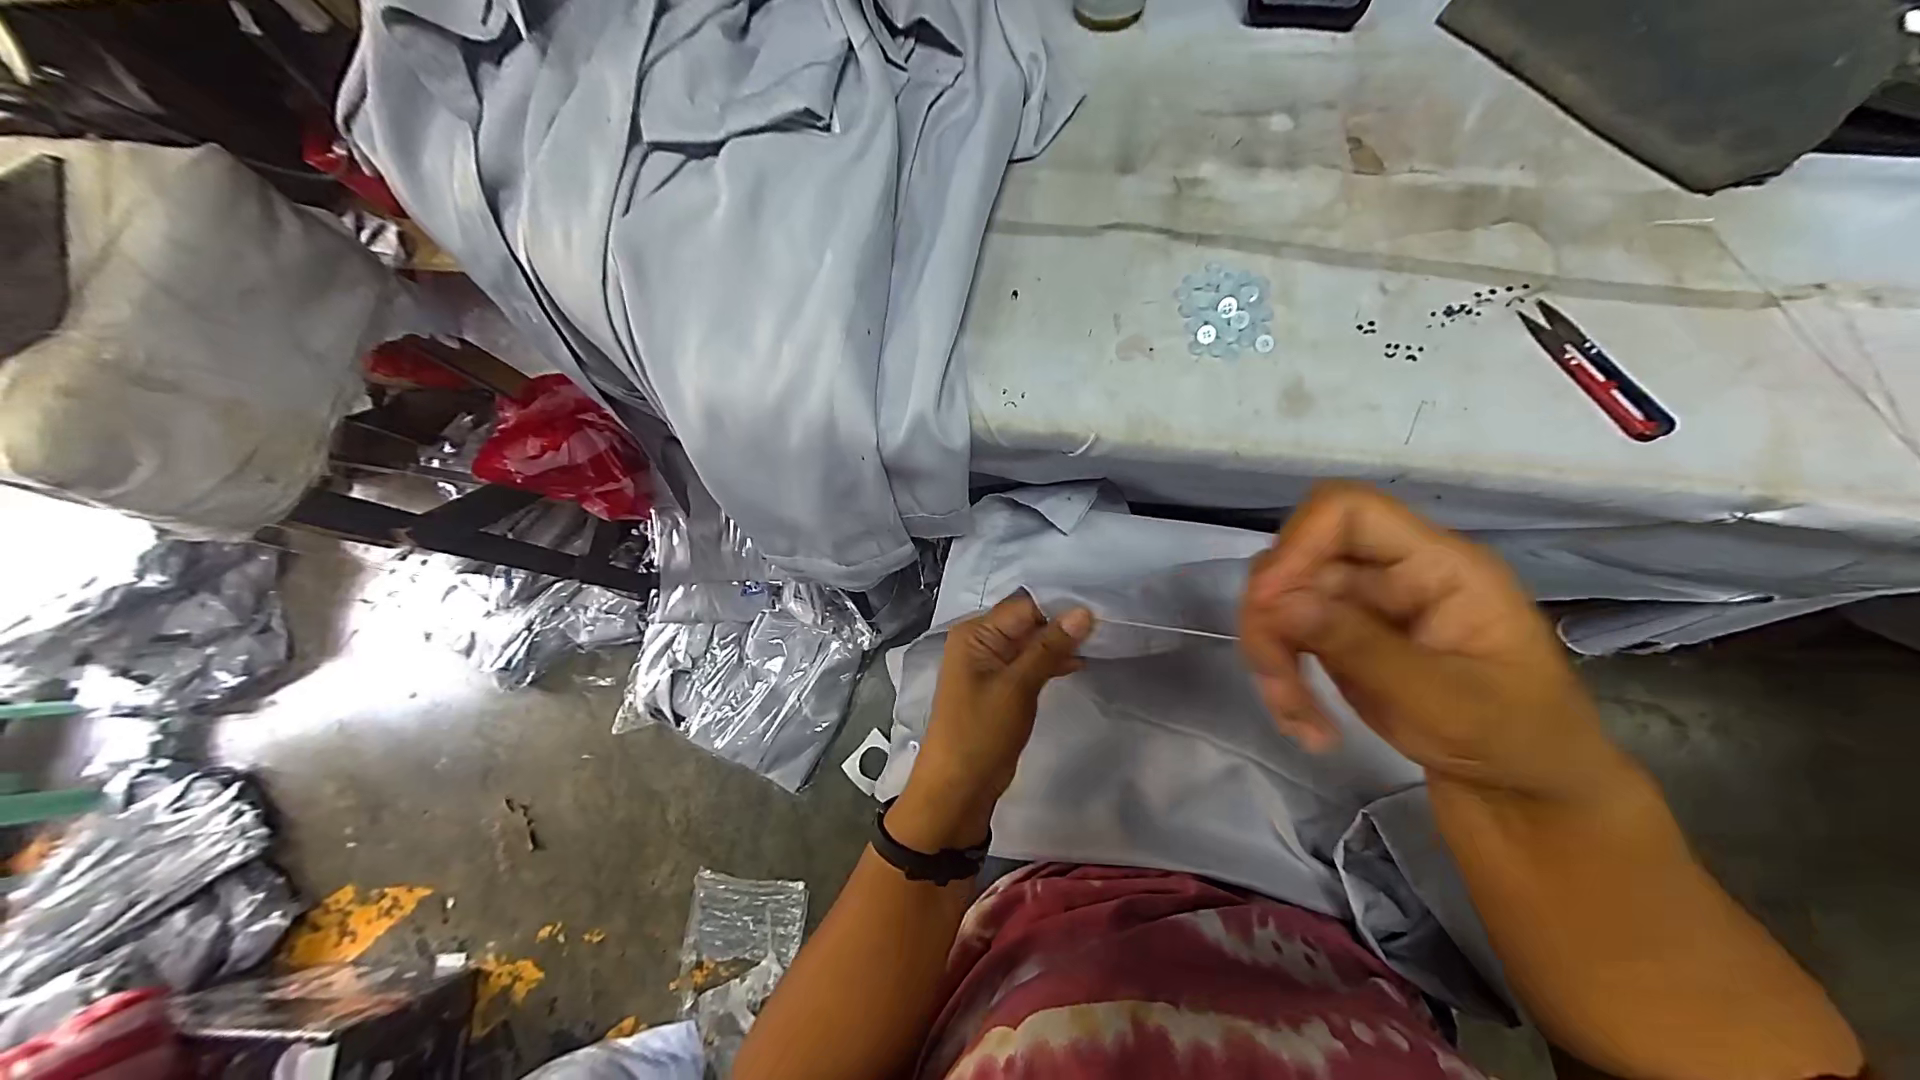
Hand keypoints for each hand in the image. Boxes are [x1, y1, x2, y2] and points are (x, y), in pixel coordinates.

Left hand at [889, 593, 1092, 851]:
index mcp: (975, 633)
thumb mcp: (1018, 686)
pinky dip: (1051, 661)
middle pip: (1027, 620)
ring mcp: (990, 665)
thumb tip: (1084, 612)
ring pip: (1030, 642)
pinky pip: (1029, 662)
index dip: (1060, 603)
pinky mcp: (1001, 686)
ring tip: (1101, 639)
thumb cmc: (982, 732)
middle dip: (1063, 621)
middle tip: (1108, 620)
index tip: (1100, 603)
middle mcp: (980, 642)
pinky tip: (1080, 662)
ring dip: (1060, 642)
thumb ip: (1050, 647)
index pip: (1024, 605)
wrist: (958, 787)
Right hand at [1238, 481, 1631, 802]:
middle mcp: (1391, 573)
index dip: (1298, 543)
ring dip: (1270, 655)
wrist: (1524, 795)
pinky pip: (1282, 637)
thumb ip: (1358, 645)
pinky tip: (1302, 722)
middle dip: (1272, 620)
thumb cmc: (1513, 742)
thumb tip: (1275, 602)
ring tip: (1297, 719)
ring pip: (1279, 601)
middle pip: (1297, 560)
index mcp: (1437, 566)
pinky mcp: (1338, 637)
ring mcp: (1361, 605)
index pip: (1348, 511)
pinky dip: (1278, 675)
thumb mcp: (1442, 701)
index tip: (1268, 605)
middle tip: (1277, 685)